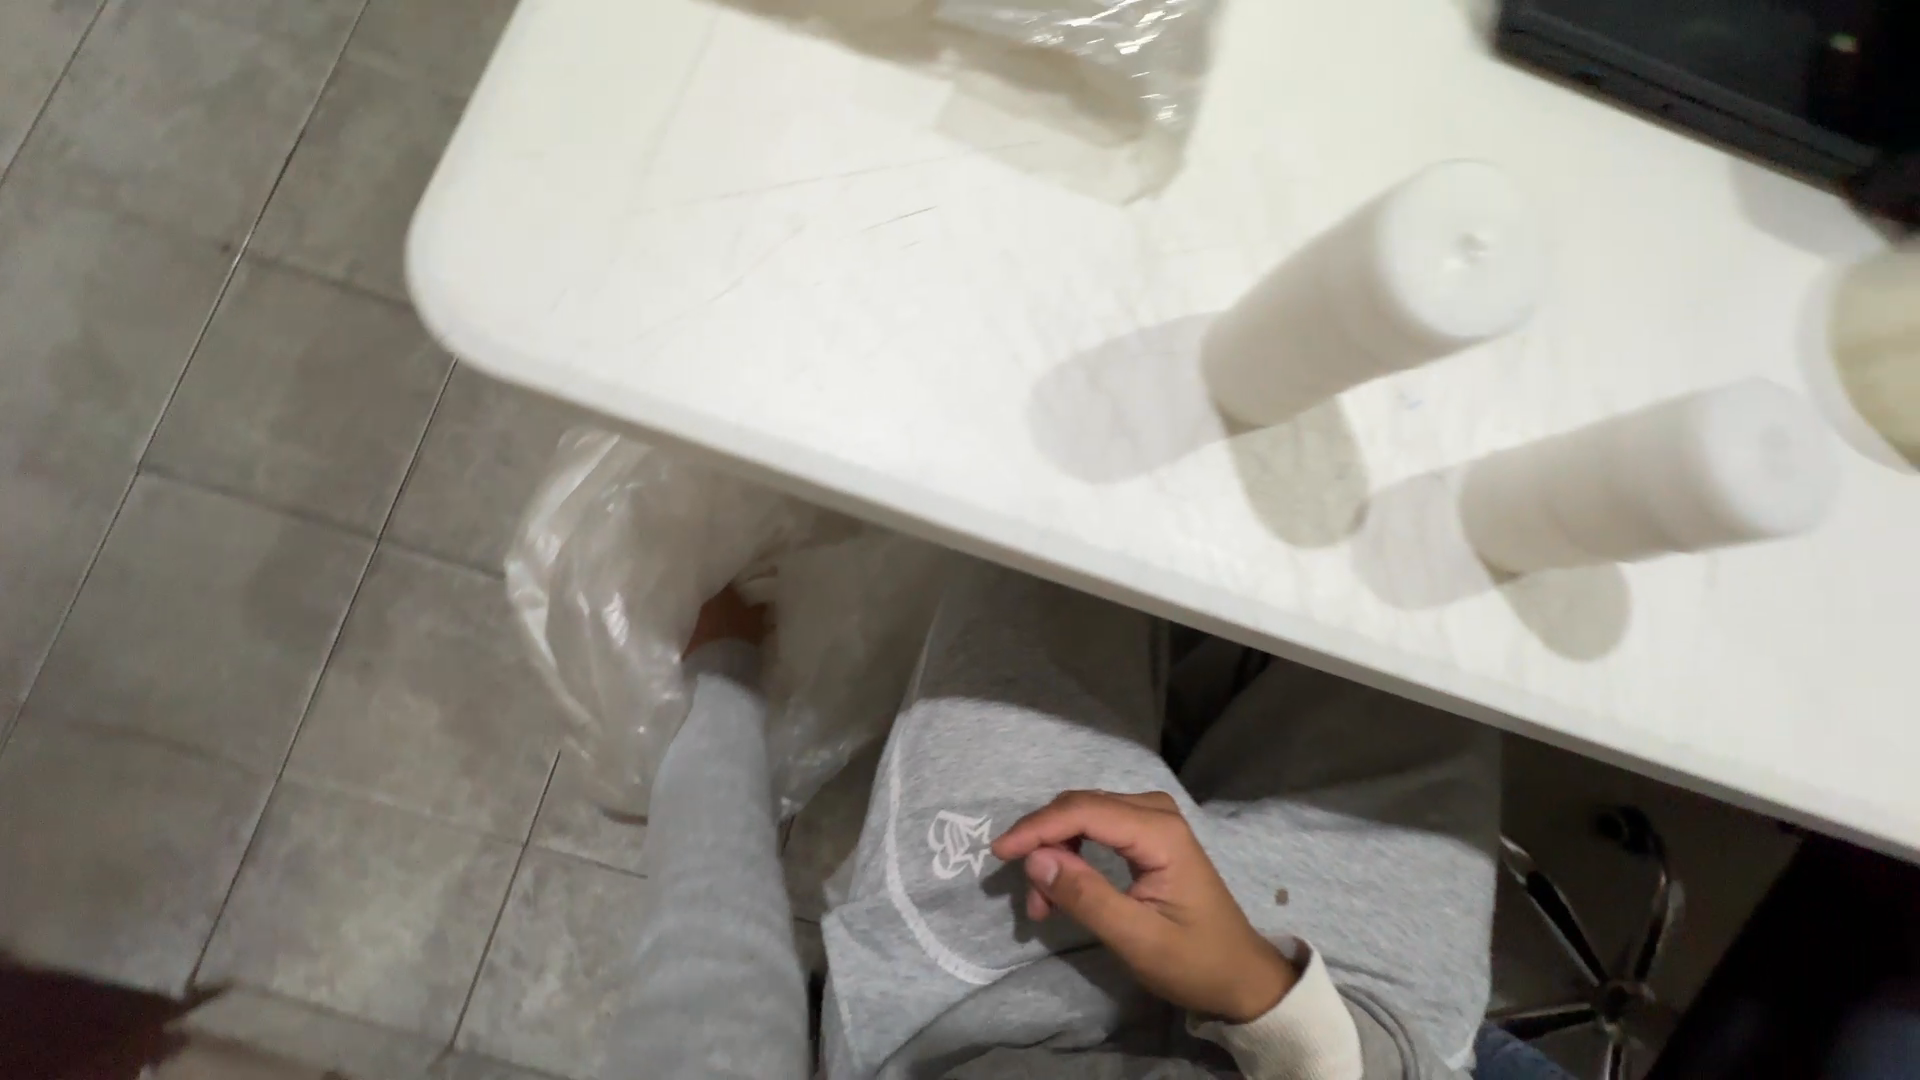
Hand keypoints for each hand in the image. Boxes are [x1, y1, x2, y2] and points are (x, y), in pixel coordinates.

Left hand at [684, 586, 767, 654]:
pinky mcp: (692, 639)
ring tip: (730, 632)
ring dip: (718, 622)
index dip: (738, 593)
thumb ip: (759, 609)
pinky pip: (704, 633)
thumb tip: (761, 602)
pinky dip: (712, 635)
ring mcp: (698, 622)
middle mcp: (708, 605)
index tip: (745, 598)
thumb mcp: (757, 620)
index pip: (731, 588)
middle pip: (718, 602)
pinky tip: (720, 644)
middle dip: (727, 608)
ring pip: (710, 617)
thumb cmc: (742, 633)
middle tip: (738, 616)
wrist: (719, 661)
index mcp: (724, 596)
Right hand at [992, 790, 1297, 1023]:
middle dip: (1043, 844)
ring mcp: (1151, 817)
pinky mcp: (1145, 831)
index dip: (1037, 828)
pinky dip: (1070, 853)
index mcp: (1159, 831)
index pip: (1083, 811)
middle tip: (1028, 895)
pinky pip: (1094, 826)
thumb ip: (1086, 896)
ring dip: (1054, 851)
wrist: (1241, 976)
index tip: (999, 852)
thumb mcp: (1138, 940)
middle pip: (1079, 807)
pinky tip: (1062, 887)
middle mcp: (1154, 810)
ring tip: (1043, 904)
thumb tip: (1035, 859)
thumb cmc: (1195, 962)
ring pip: (1082, 815)